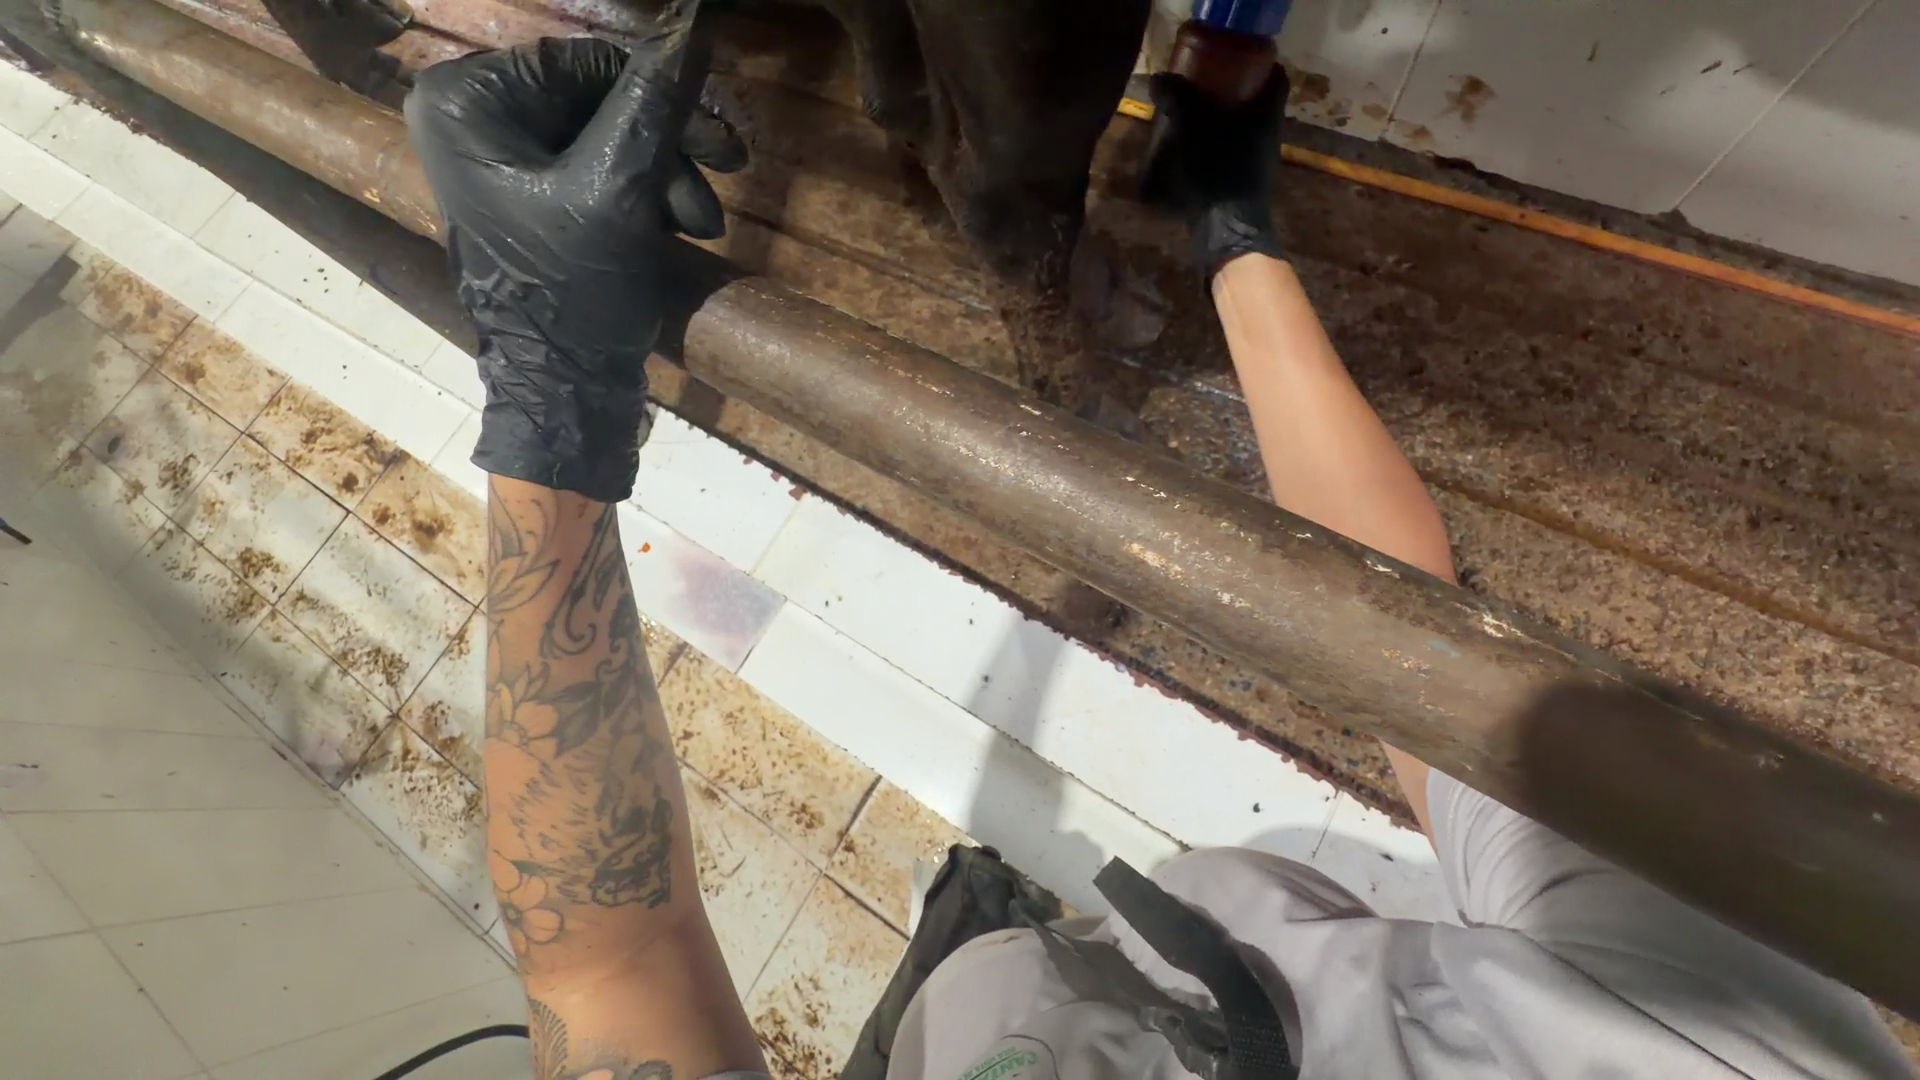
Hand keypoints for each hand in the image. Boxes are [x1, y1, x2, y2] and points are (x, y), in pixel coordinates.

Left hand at [406, 35, 746, 501]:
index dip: (663, 95)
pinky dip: (650, 198)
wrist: (567, 387)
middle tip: (732, 172)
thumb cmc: (576, 292)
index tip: (724, 143)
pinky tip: (679, 229)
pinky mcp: (540, 202)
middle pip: (600, 102)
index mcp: (469, 103)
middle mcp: (479, 122)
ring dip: (670, 177)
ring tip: (704, 227)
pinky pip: (605, 175)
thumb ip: (653, 106)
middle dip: (670, 146)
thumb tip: (697, 23)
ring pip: (611, 141)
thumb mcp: (619, 192)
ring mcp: (509, 165)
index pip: (584, 63)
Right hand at [1141, 66, 1287, 274]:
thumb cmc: (1216, 171)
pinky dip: (1224, 150)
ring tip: (1201, 122)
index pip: (1277, 77)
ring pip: (1250, 132)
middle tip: (1213, 89)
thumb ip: (1178, 101)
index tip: (1240, 61)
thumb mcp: (1191, 129)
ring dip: (1230, 125)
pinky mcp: (1251, 186)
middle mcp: (1271, 135)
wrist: (1227, 228)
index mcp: (1266, 113)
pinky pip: (1240, 157)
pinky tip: (1202, 155)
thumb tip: (1159, 80)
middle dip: (1239, 95)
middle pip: (1261, 104)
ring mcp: (1263, 163)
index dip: (1262, 65)